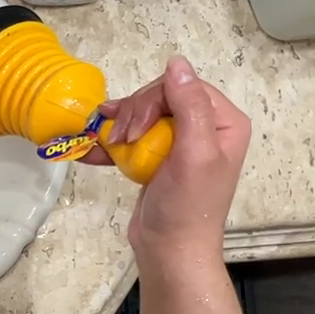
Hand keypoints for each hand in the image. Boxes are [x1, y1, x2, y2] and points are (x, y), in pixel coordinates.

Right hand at [88, 56, 249, 273]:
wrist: (169, 250)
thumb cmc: (186, 207)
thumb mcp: (194, 154)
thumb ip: (189, 106)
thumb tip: (176, 63)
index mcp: (223, 123)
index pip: (183, 88)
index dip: (152, 100)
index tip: (132, 130)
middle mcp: (204, 129)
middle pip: (160, 99)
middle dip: (133, 114)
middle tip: (118, 140)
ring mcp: (177, 144)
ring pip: (141, 116)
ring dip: (118, 126)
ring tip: (104, 144)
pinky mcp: (154, 160)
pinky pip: (130, 138)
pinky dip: (109, 143)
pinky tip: (91, 149)